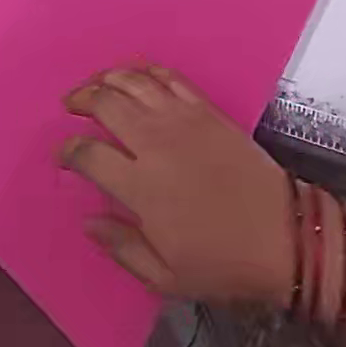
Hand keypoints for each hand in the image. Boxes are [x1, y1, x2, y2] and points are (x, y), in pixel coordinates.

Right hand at [59, 65, 291, 305]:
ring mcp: (182, 119)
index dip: (67, 151)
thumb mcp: (165, 276)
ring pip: (134, 82)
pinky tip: (136, 74)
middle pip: (106, 103)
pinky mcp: (206, 109)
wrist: (282, 235)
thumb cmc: (222, 261)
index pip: (88, 154)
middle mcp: (155, 143)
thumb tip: (88, 220)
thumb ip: (120, 246)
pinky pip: (170, 77)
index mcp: (139, 186)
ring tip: (95, 84)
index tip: (63, 155)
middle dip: (81, 99)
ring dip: (107, 78)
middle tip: (71, 105)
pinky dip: (147, 70)